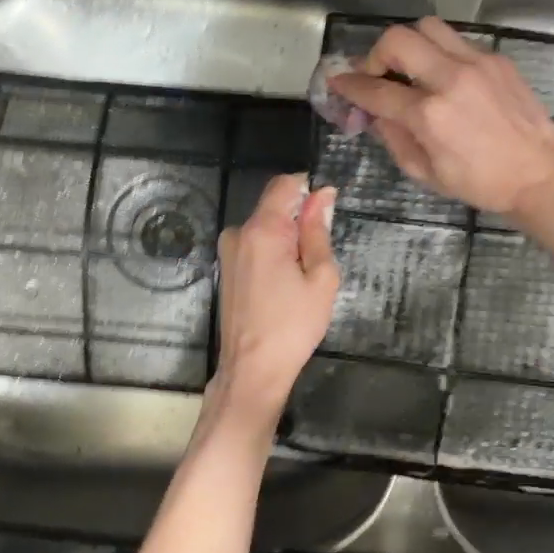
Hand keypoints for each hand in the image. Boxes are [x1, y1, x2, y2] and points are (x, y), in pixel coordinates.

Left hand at [213, 174, 339, 406]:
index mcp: (262, 230)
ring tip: (300, 281)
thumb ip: (318, 231)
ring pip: (264, 229)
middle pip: (274, 207)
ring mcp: (228, 252)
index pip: (285, 184)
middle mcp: (238, 233)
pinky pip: (255, 248)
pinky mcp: (226, 270)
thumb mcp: (320, 277)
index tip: (327, 213)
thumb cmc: (293, 325)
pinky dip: (273, 257)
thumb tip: (322, 195)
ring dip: (286, 242)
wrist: (253, 368)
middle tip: (317, 261)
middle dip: (299, 222)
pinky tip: (282, 289)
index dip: (309, 189)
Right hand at [329, 18, 553, 215]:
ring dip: (409, 44)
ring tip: (409, 69)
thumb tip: (375, 114)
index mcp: (429, 115)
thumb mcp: (425, 173)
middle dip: (376, 55)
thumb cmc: (480, 183)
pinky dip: (439, 53)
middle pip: (397, 39)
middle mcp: (450, 79)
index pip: (375, 91)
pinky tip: (442, 77)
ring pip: (428, 27)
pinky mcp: (496, 59)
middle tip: (377, 75)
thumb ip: (394, 138)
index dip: (349, 86)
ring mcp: (476, 63)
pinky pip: (456, 40)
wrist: (539, 172)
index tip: (337, 83)